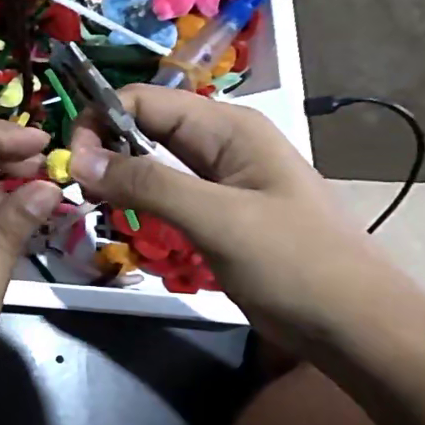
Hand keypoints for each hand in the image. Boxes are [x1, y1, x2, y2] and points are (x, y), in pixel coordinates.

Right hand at [66, 86, 413, 344]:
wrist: (352, 324)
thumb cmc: (293, 262)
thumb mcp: (218, 218)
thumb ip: (147, 184)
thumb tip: (79, 159)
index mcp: (228, 127)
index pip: (145, 101)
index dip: (102, 122)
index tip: (73, 166)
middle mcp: (221, 143)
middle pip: (146, 128)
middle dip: (106, 151)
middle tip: (76, 192)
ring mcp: (219, 181)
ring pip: (153, 163)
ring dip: (119, 179)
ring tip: (91, 207)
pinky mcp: (217, 215)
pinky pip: (167, 195)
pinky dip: (139, 203)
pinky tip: (121, 220)